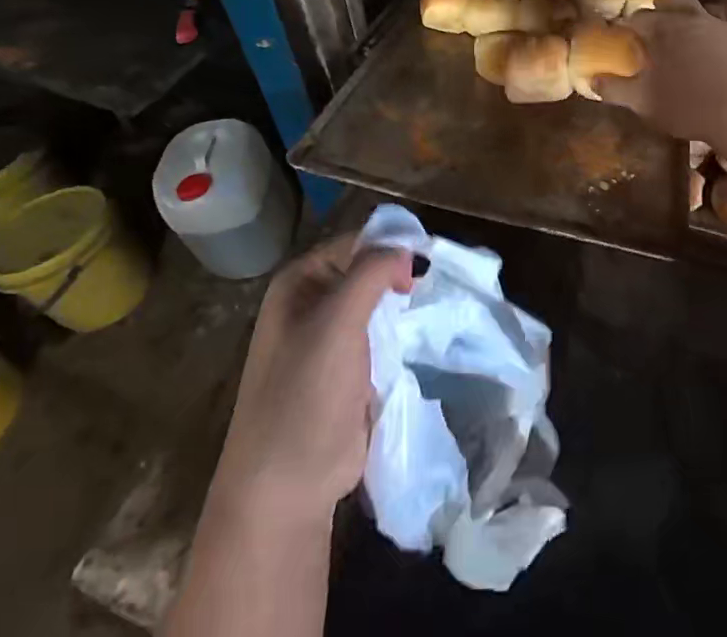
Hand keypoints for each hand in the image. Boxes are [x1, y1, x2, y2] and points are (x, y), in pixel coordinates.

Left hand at [209, 235, 413, 525]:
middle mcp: (312, 303)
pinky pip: (382, 335)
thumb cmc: (306, 395)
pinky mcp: (349, 368)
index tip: (431, 260)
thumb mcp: (337, 323)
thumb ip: (371, 273)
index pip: (355, 242)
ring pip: (377, 304)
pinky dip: (403, 331)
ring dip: (405, 304)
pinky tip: (426, 334)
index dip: (392, 246)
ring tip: (440, 305)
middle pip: (367, 271)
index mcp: (299, 282)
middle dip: (401, 274)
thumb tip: (406, 248)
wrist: (287, 483)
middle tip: (440, 284)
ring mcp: (330, 338)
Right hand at [596, 0, 726, 150]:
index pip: (638, 17)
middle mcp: (694, 19)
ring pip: (703, 15)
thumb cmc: (686, 106)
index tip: (623, 38)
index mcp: (664, 29)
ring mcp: (724, 28)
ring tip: (688, 53)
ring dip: (692, 27)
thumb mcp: (643, 103)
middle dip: (663, 4)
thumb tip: (593, 80)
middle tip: (657, 28)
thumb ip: (615, 89)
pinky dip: (719, 46)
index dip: (627, 26)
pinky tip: (719, 66)